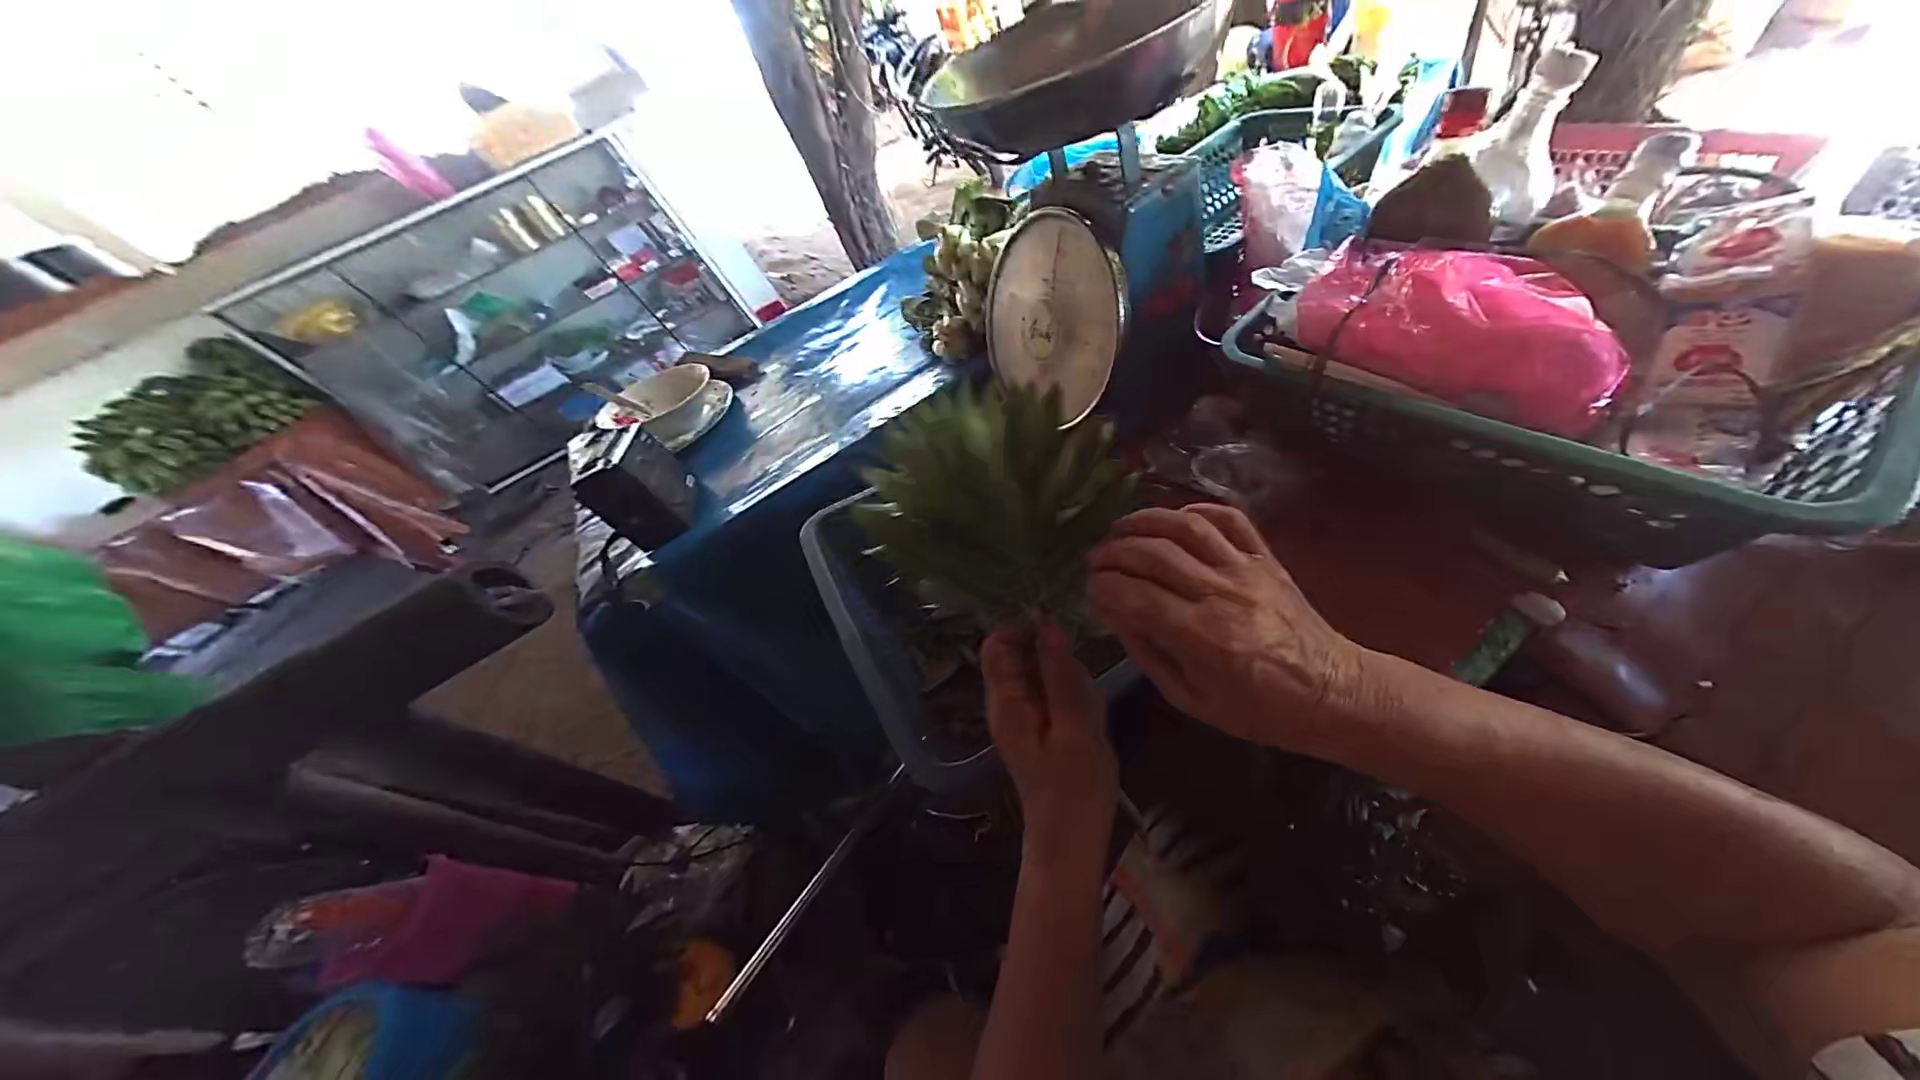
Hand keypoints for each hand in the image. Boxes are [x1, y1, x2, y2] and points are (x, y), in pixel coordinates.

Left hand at [981, 618, 1117, 868]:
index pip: (997, 644)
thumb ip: (1061, 674)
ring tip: (1088, 716)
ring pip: (1047, 672)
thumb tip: (1048, 622)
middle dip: (1059, 662)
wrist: (1073, 841)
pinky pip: (1057, 693)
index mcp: (1005, 702)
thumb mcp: (1075, 728)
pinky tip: (1090, 724)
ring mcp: (1025, 713)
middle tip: (1081, 693)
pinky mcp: (1042, 724)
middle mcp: (1007, 702)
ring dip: (1073, 683)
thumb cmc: (1074, 789)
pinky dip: (1077, 700)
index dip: (1025, 630)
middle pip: (1025, 654)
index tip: (1063, 640)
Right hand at [1087, 504, 1370, 751]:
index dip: (1102, 586)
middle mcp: (1223, 594)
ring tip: (1120, 528)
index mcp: (1203, 637)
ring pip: (1187, 527)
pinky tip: (1175, 518)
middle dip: (1113, 552)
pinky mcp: (1267, 559)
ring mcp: (1248, 570)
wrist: (1334, 694)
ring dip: (1145, 520)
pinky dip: (1198, 511)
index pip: (1135, 595)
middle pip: (1154, 554)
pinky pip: (1231, 520)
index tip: (1088, 588)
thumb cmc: (1260, 710)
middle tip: (1094, 559)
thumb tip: (1114, 614)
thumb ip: (1148, 654)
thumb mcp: (1192, 700)